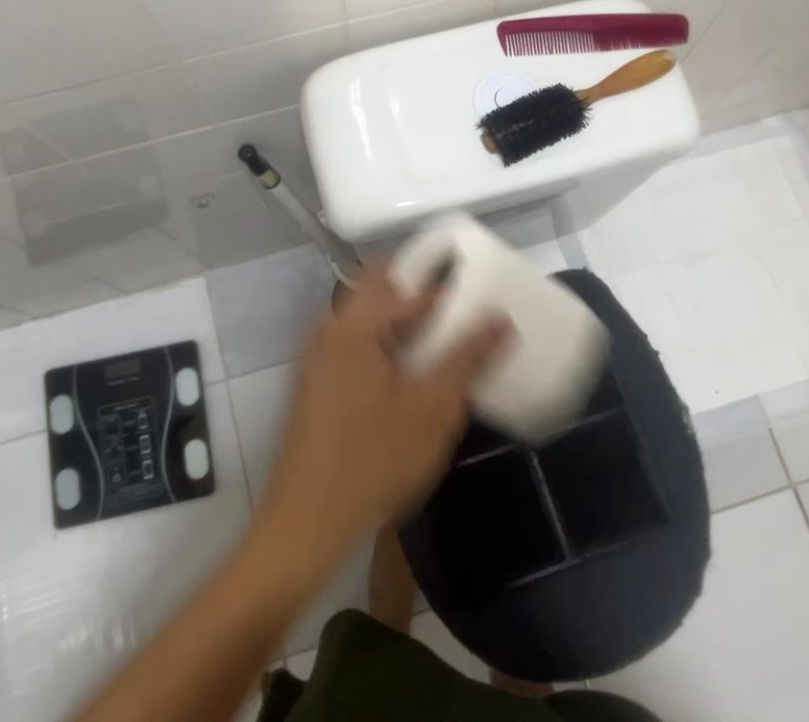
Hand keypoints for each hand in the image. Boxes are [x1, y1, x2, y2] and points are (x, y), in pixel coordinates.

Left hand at [256, 265, 508, 555]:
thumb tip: (501, 317)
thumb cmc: (375, 462)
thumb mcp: (435, 409)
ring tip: (446, 348)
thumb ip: (469, 357)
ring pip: (367, 318)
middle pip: (381, 289)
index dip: (452, 289)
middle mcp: (329, 330)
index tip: (485, 300)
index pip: (411, 285)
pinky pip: (356, 344)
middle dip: (423, 296)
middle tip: (464, 318)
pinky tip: (413, 378)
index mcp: (355, 325)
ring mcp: (317, 358)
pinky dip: (386, 346)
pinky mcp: (315, 385)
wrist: (307, 523)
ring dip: (404, 322)